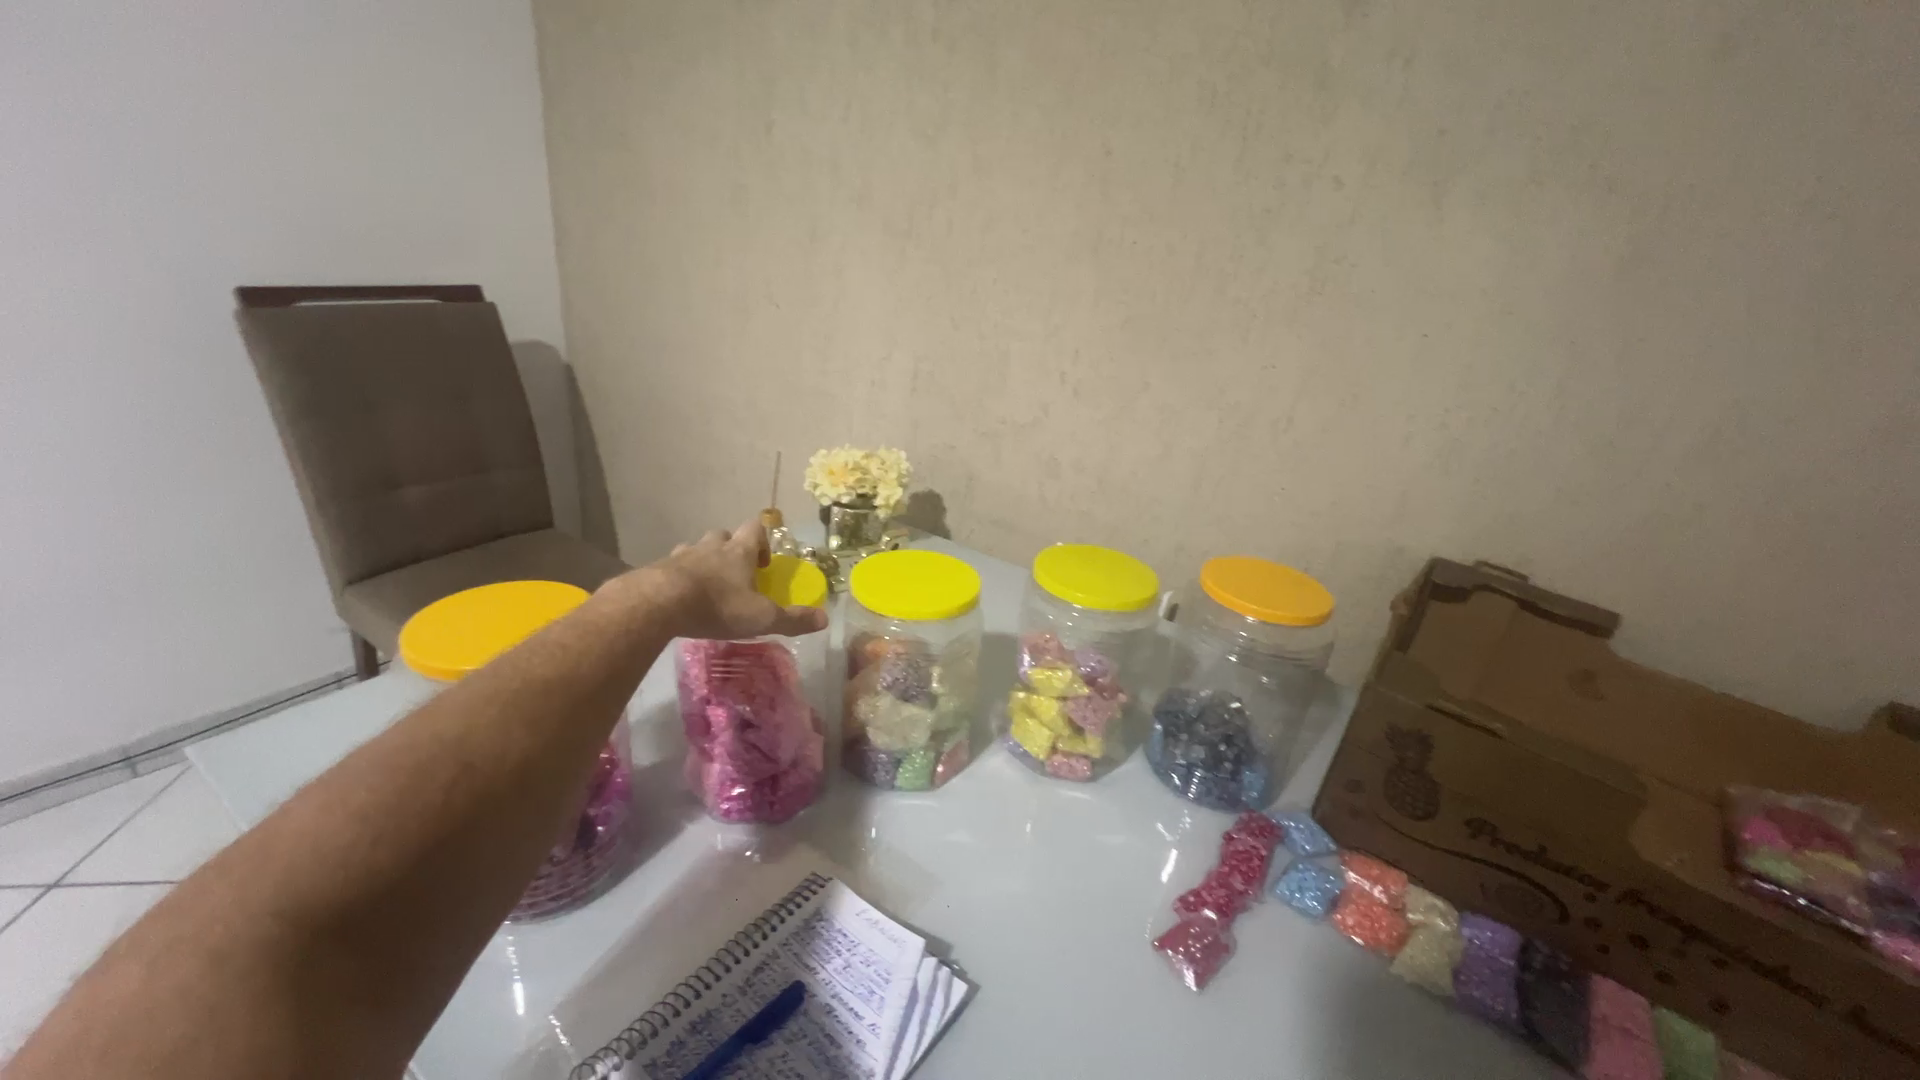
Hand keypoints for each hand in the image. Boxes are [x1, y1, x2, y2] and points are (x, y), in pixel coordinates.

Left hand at [627, 520, 827, 639]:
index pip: (756, 528)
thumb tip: (824, 619)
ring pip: (696, 548)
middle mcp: (711, 547)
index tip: (763, 563)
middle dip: (732, 549)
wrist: (659, 604)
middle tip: (736, 573)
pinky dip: (679, 577)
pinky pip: (672, 567)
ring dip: (704, 560)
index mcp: (739, 551)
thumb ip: (793, 619)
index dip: (762, 541)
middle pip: (724, 535)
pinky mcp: (658, 569)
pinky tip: (680, 597)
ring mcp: (682, 556)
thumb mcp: (761, 617)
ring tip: (708, 585)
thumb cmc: (718, 606)